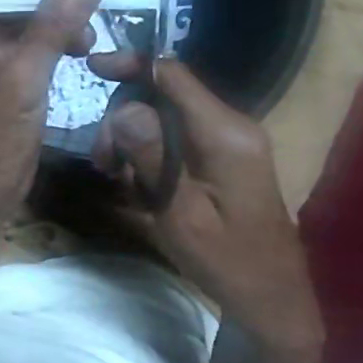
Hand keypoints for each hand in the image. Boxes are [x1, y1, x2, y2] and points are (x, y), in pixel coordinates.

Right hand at [88, 56, 321, 354]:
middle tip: (102, 162)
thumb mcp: (179, 212)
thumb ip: (153, 156)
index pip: (173, 75)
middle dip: (124, 119)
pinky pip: (177, 138)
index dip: (131, 65)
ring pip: (165, 117)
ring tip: (117, 180)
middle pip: (163, 96)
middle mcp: (231, 126)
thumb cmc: (225, 260)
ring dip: (133, 140)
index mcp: (225, 134)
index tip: (91, 68)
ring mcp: (229, 141)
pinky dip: (149, 154)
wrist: (270, 297)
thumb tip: (125, 108)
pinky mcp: (224, 158)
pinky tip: (138, 187)